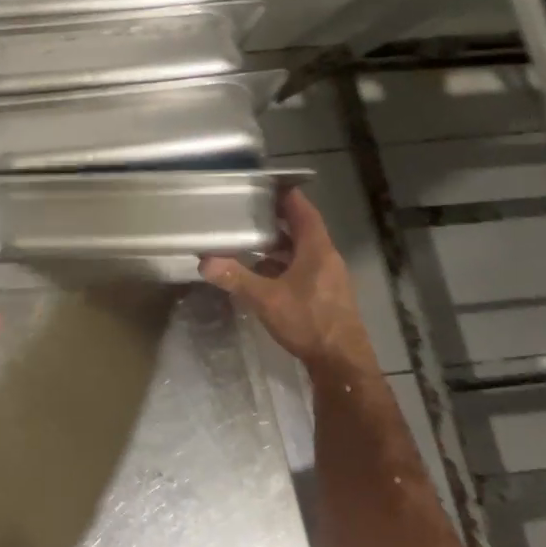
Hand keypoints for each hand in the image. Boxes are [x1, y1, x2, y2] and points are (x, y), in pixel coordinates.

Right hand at [200, 188, 376, 376]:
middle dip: (277, 218)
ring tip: (249, 238)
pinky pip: (301, 268)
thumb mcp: (266, 299)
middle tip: (248, 209)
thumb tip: (204, 261)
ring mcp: (328, 278)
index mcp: (317, 251)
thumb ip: (235, 277)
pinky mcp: (324, 295)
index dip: (287, 196)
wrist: (341, 363)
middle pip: (302, 230)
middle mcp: (326, 259)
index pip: (304, 212)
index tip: (267, 183)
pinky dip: (282, 263)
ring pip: (301, 251)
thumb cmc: (308, 323)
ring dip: (278, 244)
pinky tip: (261, 272)